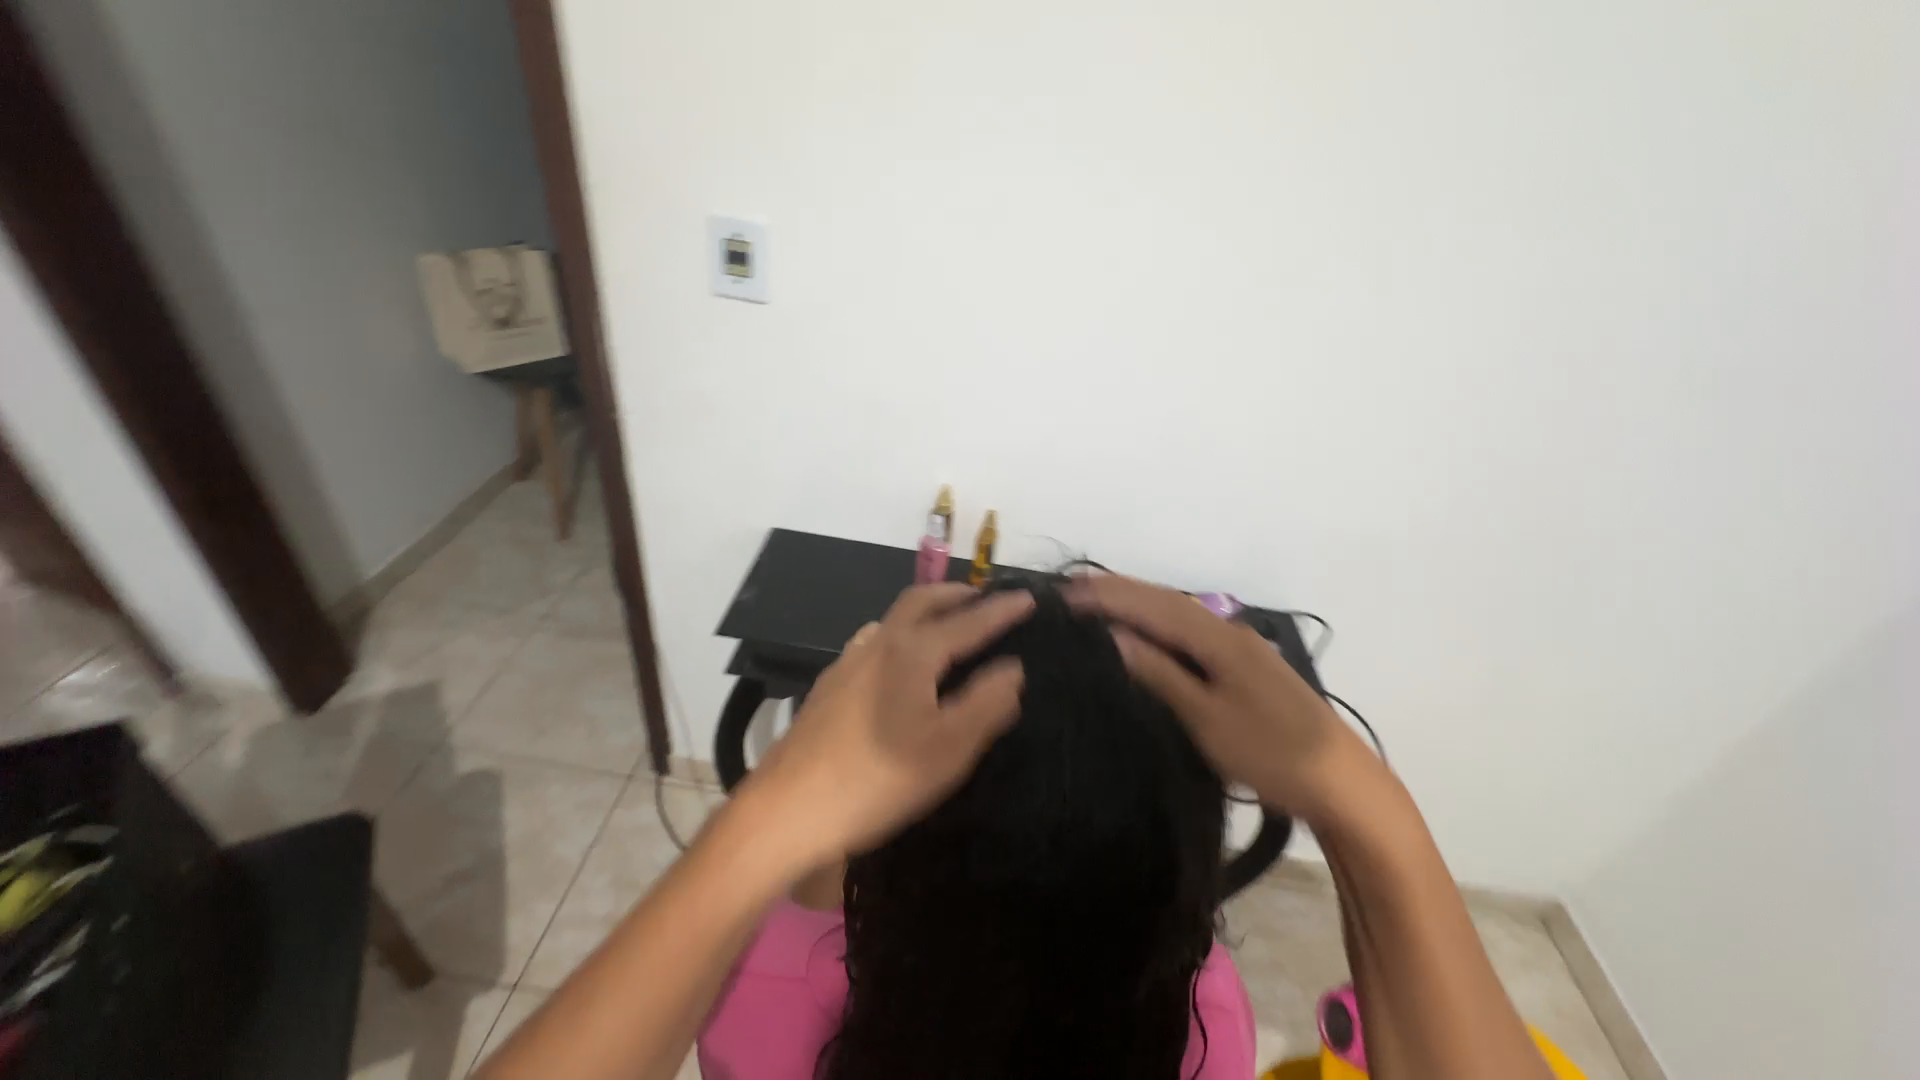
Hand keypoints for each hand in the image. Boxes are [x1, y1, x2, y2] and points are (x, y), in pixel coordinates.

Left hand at [740, 584, 1034, 868]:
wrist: (787, 810)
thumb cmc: (878, 780)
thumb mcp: (949, 748)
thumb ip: (987, 703)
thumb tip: (1013, 667)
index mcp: (912, 652)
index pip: (967, 621)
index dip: (1001, 610)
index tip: (1030, 598)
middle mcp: (878, 645)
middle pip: (920, 602)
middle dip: (956, 594)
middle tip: (984, 599)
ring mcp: (847, 664)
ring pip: (892, 621)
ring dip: (926, 613)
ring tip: (948, 627)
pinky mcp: (829, 688)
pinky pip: (873, 644)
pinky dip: (900, 637)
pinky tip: (899, 666)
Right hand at [1066, 574, 1370, 821]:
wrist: (1341, 784)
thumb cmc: (1271, 754)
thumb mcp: (1207, 718)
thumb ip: (1161, 673)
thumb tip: (1114, 635)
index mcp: (1219, 638)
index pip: (1152, 605)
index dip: (1107, 597)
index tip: (1063, 595)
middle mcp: (1229, 631)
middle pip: (1166, 600)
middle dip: (1117, 590)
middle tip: (1070, 589)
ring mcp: (1241, 647)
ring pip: (1179, 613)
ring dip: (1137, 603)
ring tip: (1095, 601)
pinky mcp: (1244, 666)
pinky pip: (1190, 631)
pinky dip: (1158, 623)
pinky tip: (1144, 632)